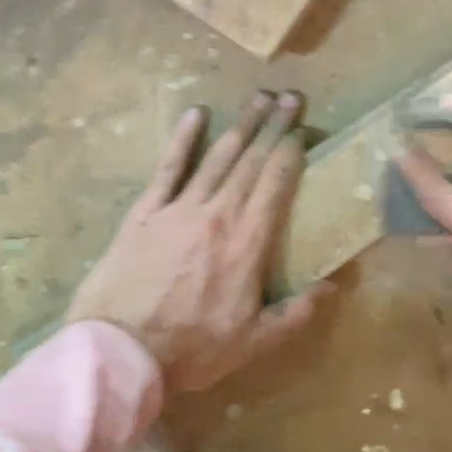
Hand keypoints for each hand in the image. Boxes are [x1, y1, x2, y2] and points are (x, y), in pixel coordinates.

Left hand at [67, 91, 328, 393]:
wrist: (118, 354)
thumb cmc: (190, 350)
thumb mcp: (253, 341)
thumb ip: (295, 313)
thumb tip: (332, 286)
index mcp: (249, 241)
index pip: (277, 182)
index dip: (293, 151)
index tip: (305, 130)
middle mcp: (220, 213)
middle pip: (252, 160)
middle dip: (274, 126)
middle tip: (290, 98)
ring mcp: (180, 208)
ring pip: (218, 157)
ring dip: (241, 125)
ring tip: (258, 98)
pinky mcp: (145, 212)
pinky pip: (168, 168)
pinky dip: (183, 139)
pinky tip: (196, 114)